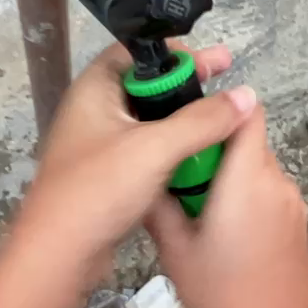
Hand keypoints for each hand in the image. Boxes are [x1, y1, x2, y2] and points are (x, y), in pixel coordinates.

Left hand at [11, 42, 253, 284]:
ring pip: (149, 122)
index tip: (218, 62)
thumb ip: (202, 120)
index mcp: (94, 90)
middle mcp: (94, 112)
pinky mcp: (108, 177)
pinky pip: (147, 151)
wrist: (60, 255)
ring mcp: (100, 146)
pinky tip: (200, 156)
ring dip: (183, 120)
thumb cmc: (99, 190)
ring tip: (221, 120)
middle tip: (227, 85)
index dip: (177, 53)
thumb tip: (247, 96)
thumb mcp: (155, 148)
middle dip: (187, 86)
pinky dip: (173, 149)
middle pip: (146, 86)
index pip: (136, 52)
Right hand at [145, 105, 307, 307]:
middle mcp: (278, 182)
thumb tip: (146, 174)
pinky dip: (244, 199)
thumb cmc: (220, 299)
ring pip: (257, 168)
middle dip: (214, 151)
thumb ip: (160, 203)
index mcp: (248, 178)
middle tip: (179, 182)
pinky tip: (222, 234)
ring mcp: (294, 204)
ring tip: (197, 213)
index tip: (186, 129)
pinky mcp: (298, 225)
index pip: (247, 112)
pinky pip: (268, 194)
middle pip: (248, 140)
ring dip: (228, 178)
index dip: (219, 110)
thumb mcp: (175, 250)